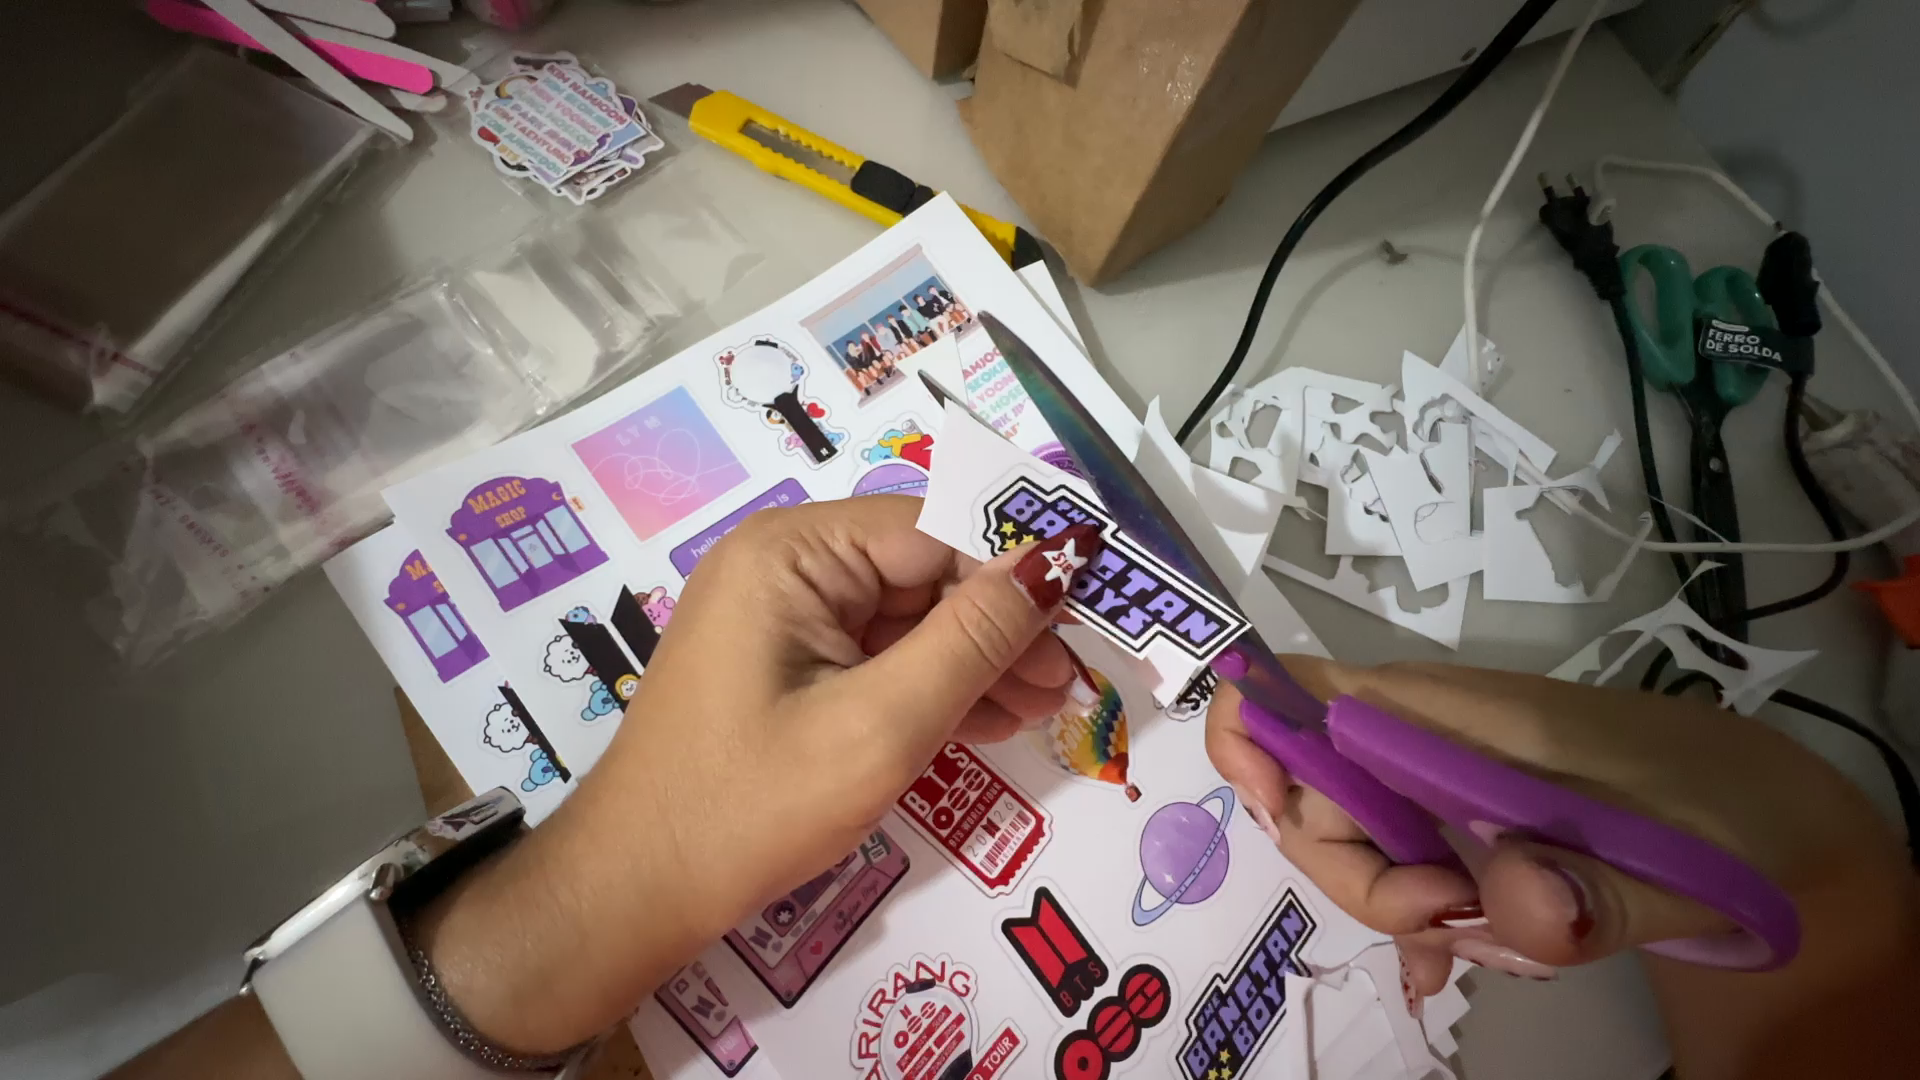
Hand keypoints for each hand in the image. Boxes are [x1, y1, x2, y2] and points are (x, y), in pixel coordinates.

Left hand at [415, 496, 1101, 1053]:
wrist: (635, 898)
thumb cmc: (753, 806)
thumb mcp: (883, 724)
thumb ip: (975, 638)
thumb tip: (1056, 560)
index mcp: (794, 551)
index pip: (932, 533)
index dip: (1011, 572)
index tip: (1080, 616)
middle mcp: (789, 564)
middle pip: (923, 574)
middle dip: (997, 626)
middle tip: (1067, 678)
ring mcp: (788, 615)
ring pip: (909, 618)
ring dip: (975, 660)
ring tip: (1045, 704)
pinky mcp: (793, 661)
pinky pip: (880, 655)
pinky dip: (933, 684)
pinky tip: (993, 716)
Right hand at [1205, 657, 1913, 995]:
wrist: (1753, 802)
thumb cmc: (1709, 801)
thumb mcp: (1677, 858)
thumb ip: (1591, 889)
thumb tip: (1498, 909)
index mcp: (1421, 709)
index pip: (1285, 685)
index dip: (1245, 736)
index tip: (1281, 817)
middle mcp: (1391, 732)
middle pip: (1301, 793)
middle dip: (1352, 874)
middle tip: (1455, 927)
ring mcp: (1405, 774)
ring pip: (1334, 836)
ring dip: (1387, 902)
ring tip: (1483, 943)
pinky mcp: (1427, 810)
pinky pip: (1373, 855)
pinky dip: (1395, 909)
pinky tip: (1445, 956)